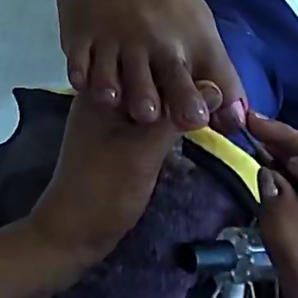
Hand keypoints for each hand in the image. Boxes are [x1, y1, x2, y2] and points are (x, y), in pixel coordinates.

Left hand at [25, 84, 220, 264]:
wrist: (72, 235)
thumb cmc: (103, 189)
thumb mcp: (143, 150)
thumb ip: (175, 117)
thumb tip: (215, 88)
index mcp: (103, 87)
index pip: (149, 63)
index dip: (185, 68)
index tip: (222, 81)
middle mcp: (107, 94)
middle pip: (153, 79)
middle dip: (186, 86)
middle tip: (225, 99)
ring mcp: (112, 116)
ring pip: (154, 100)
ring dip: (181, 104)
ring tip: (217, 110)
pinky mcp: (120, 136)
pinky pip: (150, 118)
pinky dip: (170, 120)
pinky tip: (194, 125)